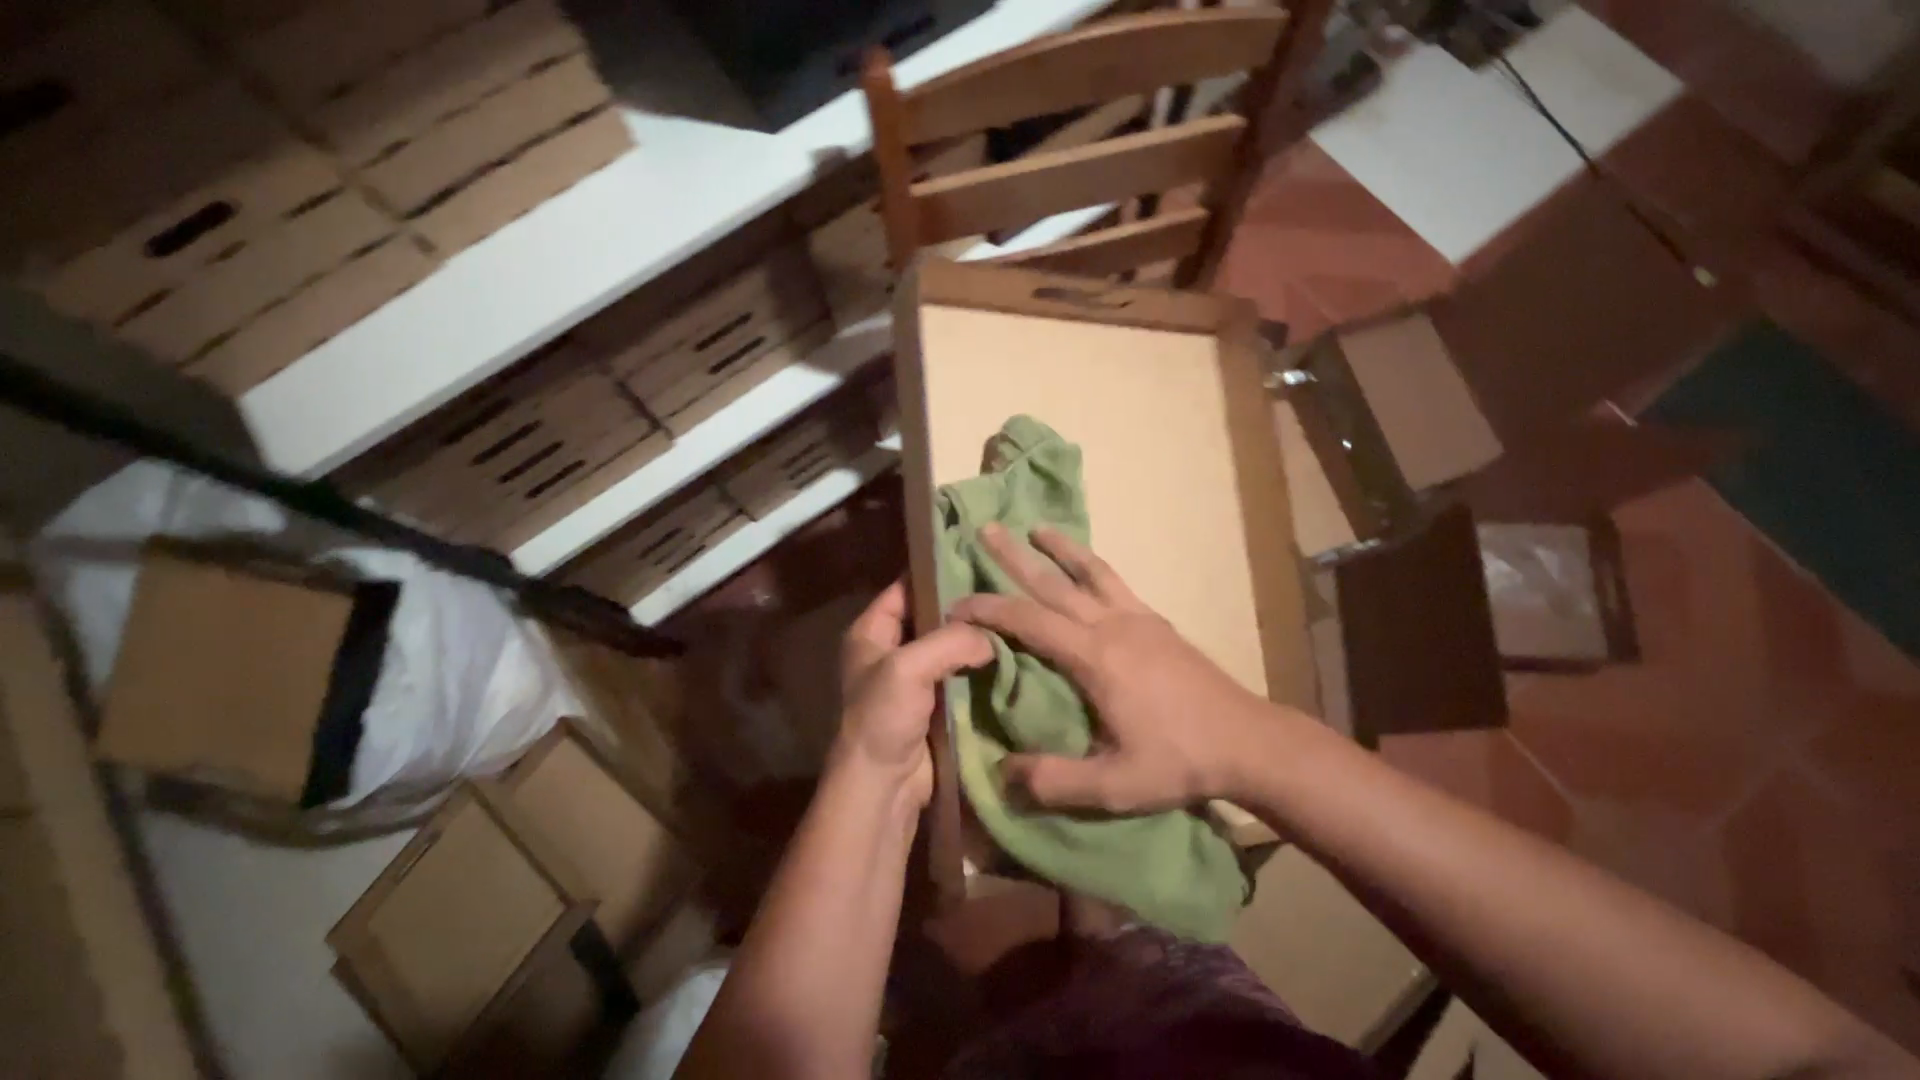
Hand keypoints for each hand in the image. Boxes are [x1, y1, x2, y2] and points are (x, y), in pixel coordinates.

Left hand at [837, 581, 993, 805]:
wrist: (883, 785)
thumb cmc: (883, 717)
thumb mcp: (909, 666)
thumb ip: (951, 641)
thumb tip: (991, 638)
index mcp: (871, 632)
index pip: (906, 588)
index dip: (936, 573)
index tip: (979, 559)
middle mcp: (891, 650)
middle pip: (933, 618)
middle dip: (966, 609)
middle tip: (1008, 591)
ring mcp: (915, 680)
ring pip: (952, 649)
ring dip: (979, 642)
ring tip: (1018, 619)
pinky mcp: (936, 706)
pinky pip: (963, 678)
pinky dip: (983, 671)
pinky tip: (1014, 657)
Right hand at [950, 525, 1296, 813]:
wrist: (1248, 742)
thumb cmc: (1179, 761)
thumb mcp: (1113, 786)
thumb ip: (1054, 781)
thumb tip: (1001, 770)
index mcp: (1095, 658)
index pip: (1028, 622)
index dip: (988, 610)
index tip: (955, 604)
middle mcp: (1113, 626)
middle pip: (1054, 583)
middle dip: (1015, 558)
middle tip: (985, 528)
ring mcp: (1139, 620)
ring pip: (1090, 572)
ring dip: (1060, 548)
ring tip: (1036, 528)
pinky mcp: (1158, 624)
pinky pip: (1117, 583)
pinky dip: (1094, 566)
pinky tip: (1088, 568)